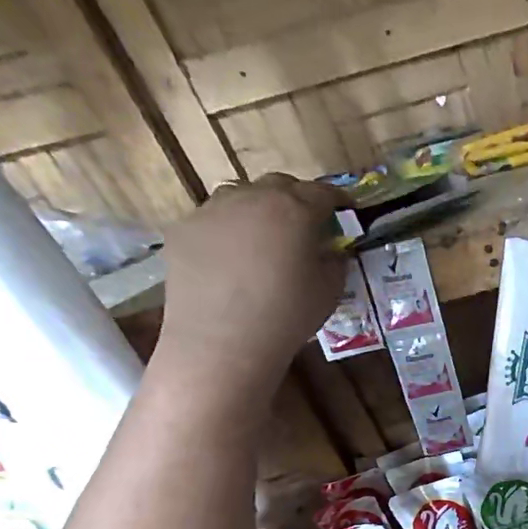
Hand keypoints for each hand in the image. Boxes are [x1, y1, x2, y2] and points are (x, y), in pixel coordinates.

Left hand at [148, 173, 350, 404]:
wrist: (222, 343)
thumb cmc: (286, 318)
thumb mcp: (329, 293)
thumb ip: (335, 263)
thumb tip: (331, 252)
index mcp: (294, 209)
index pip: (323, 193)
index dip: (337, 201)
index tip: (344, 211)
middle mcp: (252, 197)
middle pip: (279, 185)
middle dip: (295, 199)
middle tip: (302, 224)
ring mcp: (212, 210)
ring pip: (240, 196)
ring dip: (256, 209)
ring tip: (261, 238)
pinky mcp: (183, 229)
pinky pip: (211, 221)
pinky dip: (225, 232)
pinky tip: (227, 261)